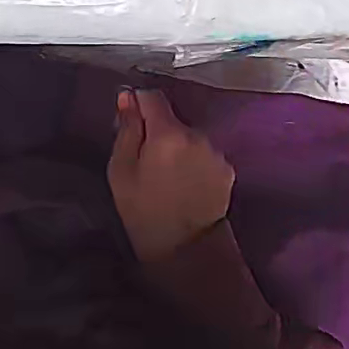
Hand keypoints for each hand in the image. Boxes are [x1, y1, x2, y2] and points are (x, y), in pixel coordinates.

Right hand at [107, 88, 235, 262]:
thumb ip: (127, 129)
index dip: (138, 102)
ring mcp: (215, 152)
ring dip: (177, 144)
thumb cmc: (143, 211)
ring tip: (166, 173)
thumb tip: (128, 97)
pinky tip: (185, 182)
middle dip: (158, 129)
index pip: (153, 96)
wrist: (186, 251)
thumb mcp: (121, 170)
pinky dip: (193, 159)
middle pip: (173, 118)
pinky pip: (203, 152)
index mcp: (168, 133)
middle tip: (145, 156)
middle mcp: (197, 135)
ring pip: (189, 135)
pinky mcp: (227, 168)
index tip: (129, 117)